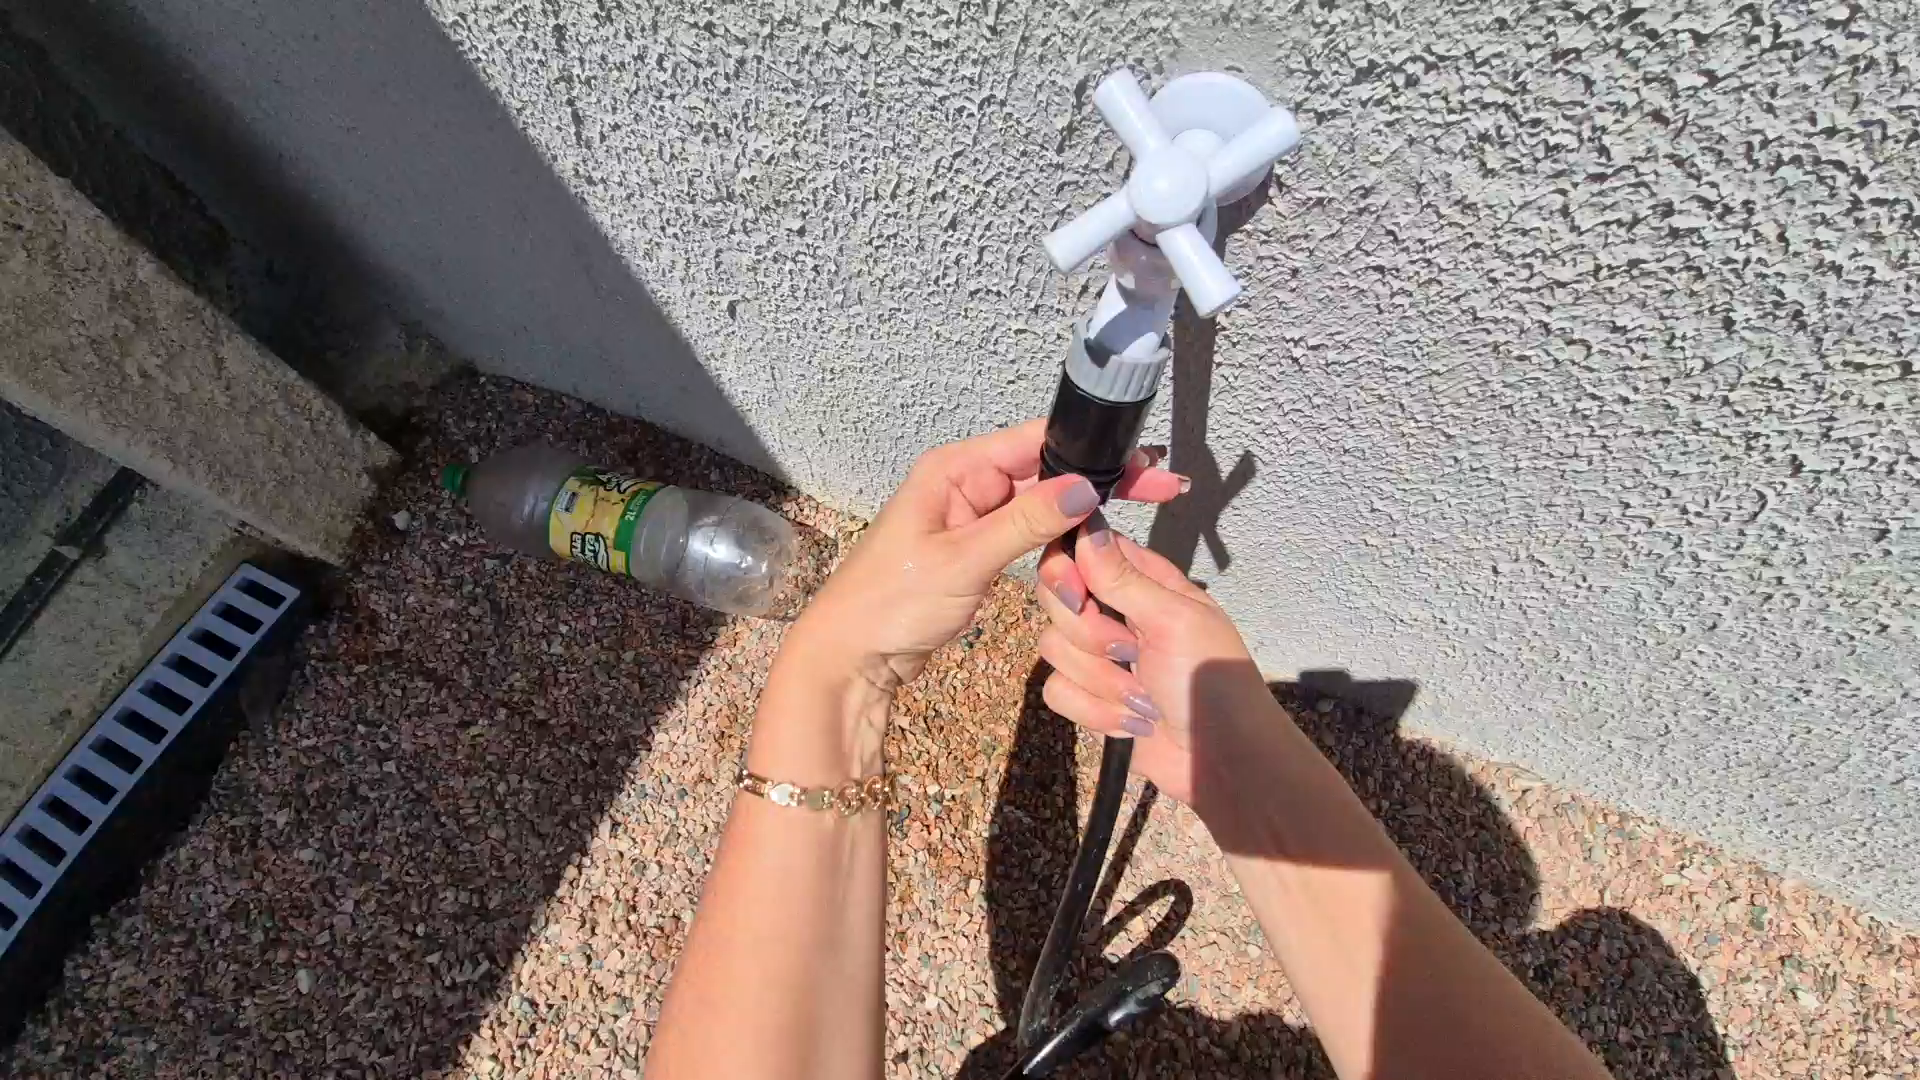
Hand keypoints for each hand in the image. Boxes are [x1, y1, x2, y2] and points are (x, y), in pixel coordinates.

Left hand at [790, 419, 1186, 692]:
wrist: (853, 655)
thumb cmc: (891, 602)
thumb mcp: (962, 559)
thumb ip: (1024, 522)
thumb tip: (1084, 487)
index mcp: (954, 469)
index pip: (1033, 441)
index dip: (1089, 447)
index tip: (1141, 458)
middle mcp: (965, 484)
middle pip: (1043, 470)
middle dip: (1098, 478)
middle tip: (1160, 484)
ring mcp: (973, 517)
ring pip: (1040, 504)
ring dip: (1082, 510)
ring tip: (1139, 511)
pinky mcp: (979, 549)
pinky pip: (1027, 533)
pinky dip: (1059, 538)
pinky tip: (1093, 542)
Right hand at [1033, 513, 1275, 803]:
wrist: (1219, 760)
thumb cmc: (1210, 679)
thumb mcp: (1174, 620)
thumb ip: (1123, 578)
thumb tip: (1086, 525)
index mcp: (1139, 581)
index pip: (1079, 550)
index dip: (1066, 570)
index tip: (1077, 595)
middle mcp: (1111, 610)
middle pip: (1054, 598)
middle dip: (1088, 635)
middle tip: (1130, 652)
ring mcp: (1096, 655)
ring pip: (1053, 648)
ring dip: (1101, 682)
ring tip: (1144, 699)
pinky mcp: (1085, 696)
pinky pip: (1056, 691)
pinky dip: (1095, 712)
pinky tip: (1131, 721)